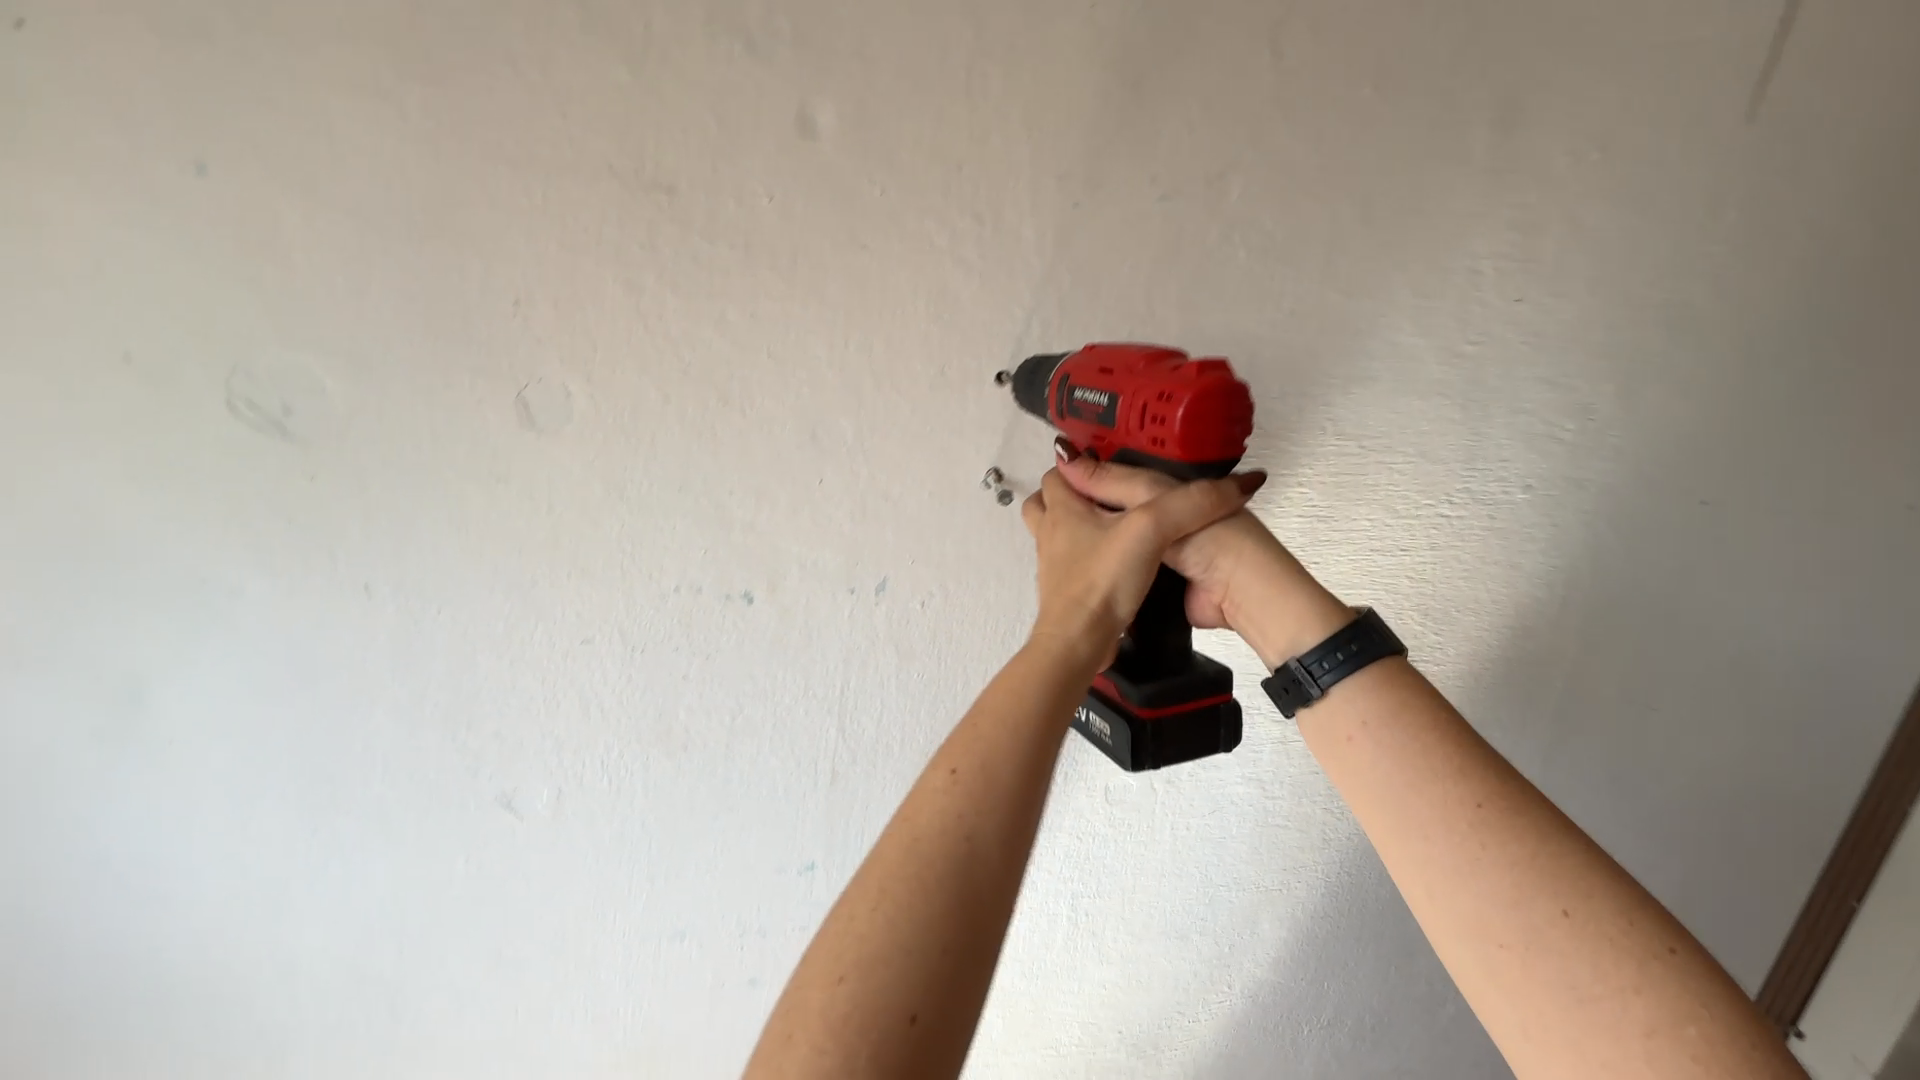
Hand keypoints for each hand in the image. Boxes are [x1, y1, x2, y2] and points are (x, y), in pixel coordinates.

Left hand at [1021, 440, 1265, 664]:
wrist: (1081, 642)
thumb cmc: (1104, 580)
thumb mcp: (1151, 529)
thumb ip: (1188, 502)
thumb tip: (1240, 482)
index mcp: (1062, 510)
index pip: (1058, 474)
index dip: (1078, 465)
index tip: (1107, 464)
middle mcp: (1051, 534)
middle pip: (1046, 503)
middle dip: (1069, 494)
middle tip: (1103, 495)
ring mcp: (1054, 566)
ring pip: (1055, 535)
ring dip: (1076, 528)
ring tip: (1111, 527)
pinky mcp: (1066, 593)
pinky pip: (1070, 566)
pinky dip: (1086, 560)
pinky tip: (1116, 564)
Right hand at [1052, 452, 1301, 635]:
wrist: (1241, 596)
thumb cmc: (1213, 540)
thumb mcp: (1157, 501)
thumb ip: (1114, 482)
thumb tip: (1063, 457)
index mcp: (1169, 488)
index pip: (1119, 474)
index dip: (1089, 472)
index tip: (1051, 472)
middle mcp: (1163, 517)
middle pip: (1114, 507)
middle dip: (1085, 507)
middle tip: (1043, 506)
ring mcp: (1160, 552)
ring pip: (1116, 539)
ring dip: (1091, 538)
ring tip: (1048, 533)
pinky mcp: (1157, 583)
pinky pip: (1124, 569)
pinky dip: (1103, 566)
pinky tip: (1073, 564)